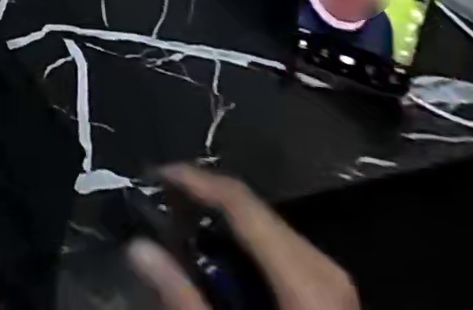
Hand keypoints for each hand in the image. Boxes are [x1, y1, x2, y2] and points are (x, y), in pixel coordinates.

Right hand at [126, 165, 357, 309]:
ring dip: (223, 222)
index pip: (240, 201)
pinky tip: (218, 262)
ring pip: (267, 228)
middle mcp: (322, 266)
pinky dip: (245, 247)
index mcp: (302, 276)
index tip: (153, 175)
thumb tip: (139, 248)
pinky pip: (281, 252)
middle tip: (159, 203)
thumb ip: (184, 301)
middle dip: (205, 200)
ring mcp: (333, 284)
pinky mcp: (332, 300)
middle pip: (253, 209)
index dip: (195, 180)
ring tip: (180, 226)